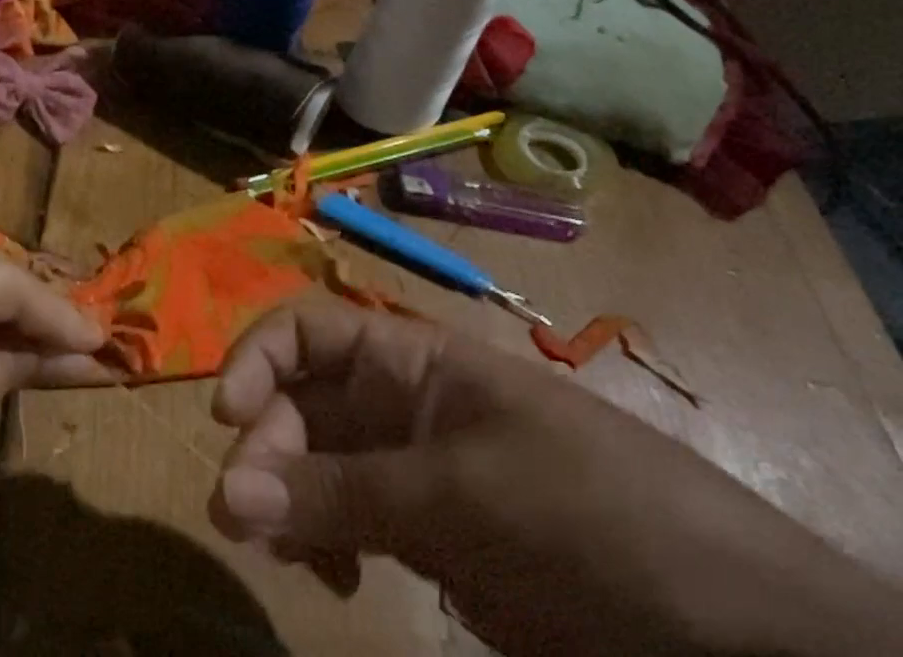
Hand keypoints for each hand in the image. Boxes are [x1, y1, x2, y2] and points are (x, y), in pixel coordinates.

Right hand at [208, 302, 902, 656]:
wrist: (738, 634)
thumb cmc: (592, 515)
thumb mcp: (460, 493)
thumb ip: (336, 493)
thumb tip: (221, 496)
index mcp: (416, 363)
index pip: (309, 334)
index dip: (258, 361)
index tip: (224, 417)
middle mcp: (403, 409)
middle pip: (297, 408)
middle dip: (264, 453)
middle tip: (242, 519)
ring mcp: (413, 476)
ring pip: (312, 470)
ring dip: (281, 503)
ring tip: (281, 555)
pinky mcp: (428, 539)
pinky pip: (344, 525)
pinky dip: (319, 546)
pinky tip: (332, 579)